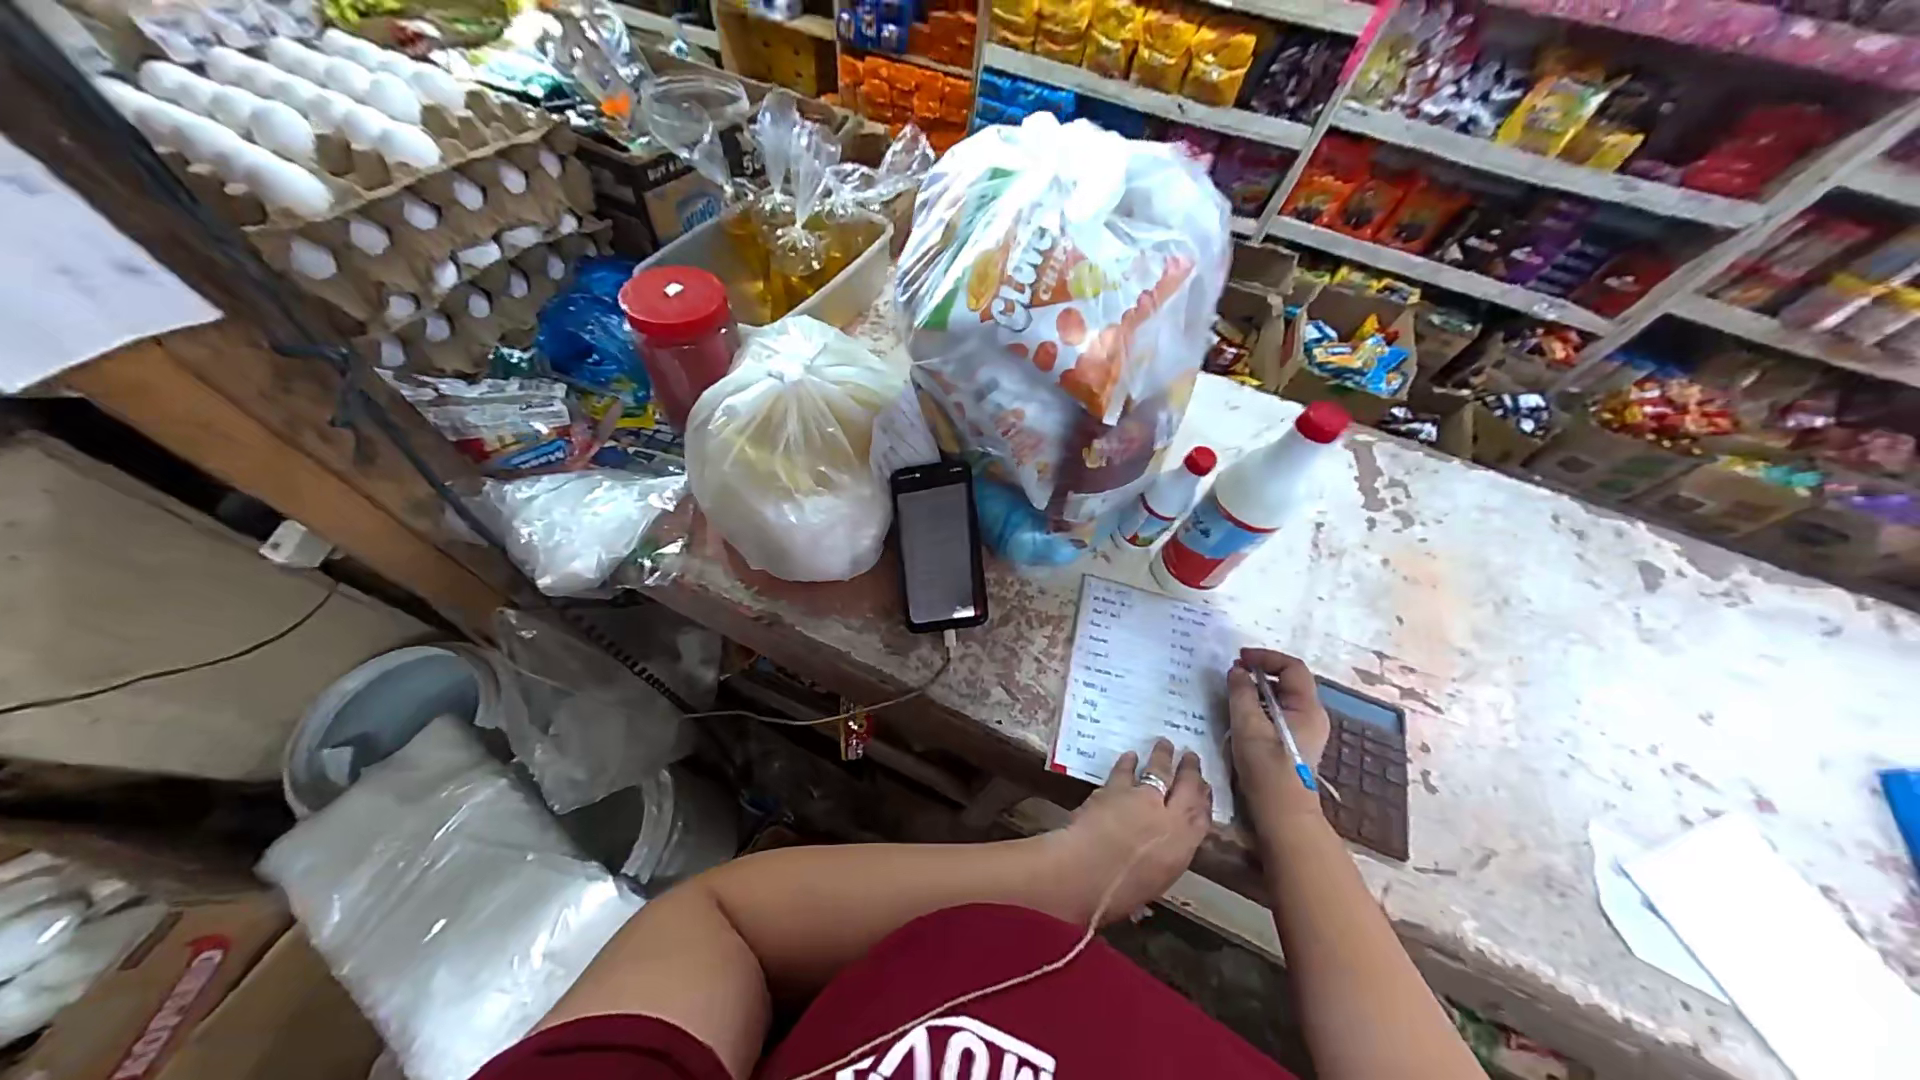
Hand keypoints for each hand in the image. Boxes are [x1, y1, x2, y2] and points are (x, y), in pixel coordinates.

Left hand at [1059, 738, 1211, 922]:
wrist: (1085, 873)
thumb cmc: (1118, 894)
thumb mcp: (1153, 883)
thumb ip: (1163, 860)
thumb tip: (1162, 850)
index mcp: (1182, 847)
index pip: (1202, 817)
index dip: (1205, 798)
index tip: (1205, 786)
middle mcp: (1169, 819)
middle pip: (1187, 787)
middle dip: (1191, 770)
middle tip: (1191, 755)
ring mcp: (1142, 799)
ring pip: (1158, 770)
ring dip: (1162, 756)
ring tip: (1164, 743)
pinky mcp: (1115, 788)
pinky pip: (1125, 771)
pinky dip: (1128, 762)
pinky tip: (1129, 755)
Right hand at [1228, 648, 1331, 819]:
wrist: (1282, 813)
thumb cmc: (1267, 767)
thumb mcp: (1248, 725)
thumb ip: (1241, 693)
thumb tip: (1237, 671)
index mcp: (1308, 709)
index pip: (1292, 667)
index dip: (1266, 657)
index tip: (1239, 658)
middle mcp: (1312, 716)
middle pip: (1289, 680)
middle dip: (1261, 671)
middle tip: (1234, 671)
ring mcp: (1305, 731)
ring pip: (1283, 697)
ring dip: (1259, 688)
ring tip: (1234, 690)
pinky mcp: (1294, 743)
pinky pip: (1279, 712)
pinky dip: (1260, 704)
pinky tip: (1241, 712)